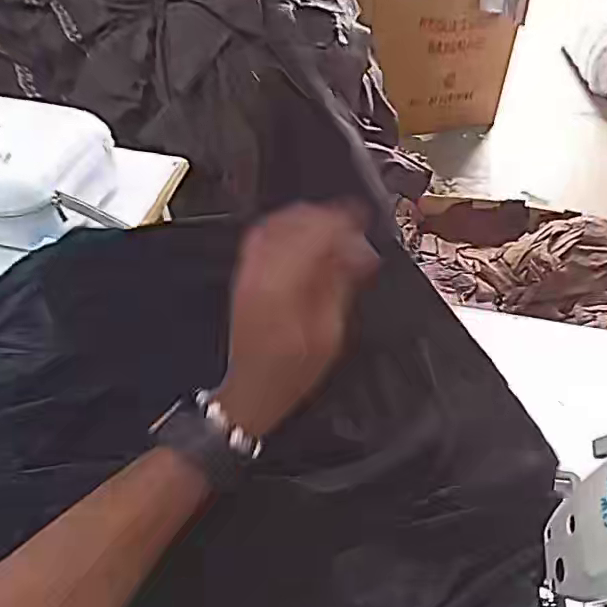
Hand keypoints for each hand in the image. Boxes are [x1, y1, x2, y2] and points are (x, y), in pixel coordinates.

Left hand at [215, 200, 377, 436]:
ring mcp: (248, 273)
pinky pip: (260, 237)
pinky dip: (284, 229)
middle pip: (296, 221)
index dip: (345, 222)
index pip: (316, 232)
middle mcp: (261, 272)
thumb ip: (340, 285)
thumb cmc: (289, 372)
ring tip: (331, 228)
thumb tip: (356, 253)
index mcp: (285, 285)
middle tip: (353, 225)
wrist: (254, 388)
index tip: (363, 221)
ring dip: (306, 219)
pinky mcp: (243, 277)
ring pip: (276, 224)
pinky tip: (301, 236)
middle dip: (328, 217)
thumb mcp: (329, 333)